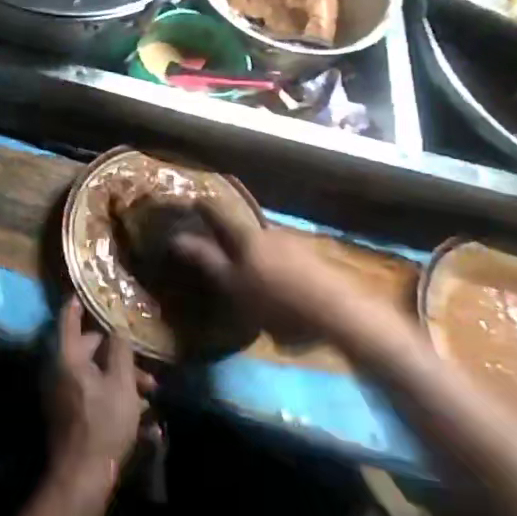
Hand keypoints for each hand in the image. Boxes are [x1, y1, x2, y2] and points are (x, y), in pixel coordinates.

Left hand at [46, 300, 154, 490]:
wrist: (82, 473)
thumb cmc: (104, 423)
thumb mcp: (122, 384)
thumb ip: (121, 352)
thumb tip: (118, 327)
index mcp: (66, 356)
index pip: (68, 317)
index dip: (79, 302)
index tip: (89, 289)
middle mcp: (57, 368)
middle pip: (86, 347)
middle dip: (117, 351)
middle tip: (144, 360)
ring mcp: (60, 389)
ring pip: (92, 371)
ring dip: (120, 376)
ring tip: (150, 392)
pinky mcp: (66, 409)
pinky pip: (89, 389)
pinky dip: (111, 391)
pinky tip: (139, 410)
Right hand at [169, 200, 395, 342]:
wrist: (340, 313)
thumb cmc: (276, 300)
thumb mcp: (233, 284)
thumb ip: (206, 259)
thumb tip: (176, 238)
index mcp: (247, 235)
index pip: (218, 213)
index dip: (203, 207)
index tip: (192, 202)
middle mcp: (271, 231)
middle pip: (245, 230)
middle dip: (233, 240)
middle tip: (224, 256)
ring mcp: (298, 243)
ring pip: (268, 244)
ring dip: (259, 255)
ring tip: (254, 276)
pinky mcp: (317, 259)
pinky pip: (288, 257)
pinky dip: (279, 266)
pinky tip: (281, 285)